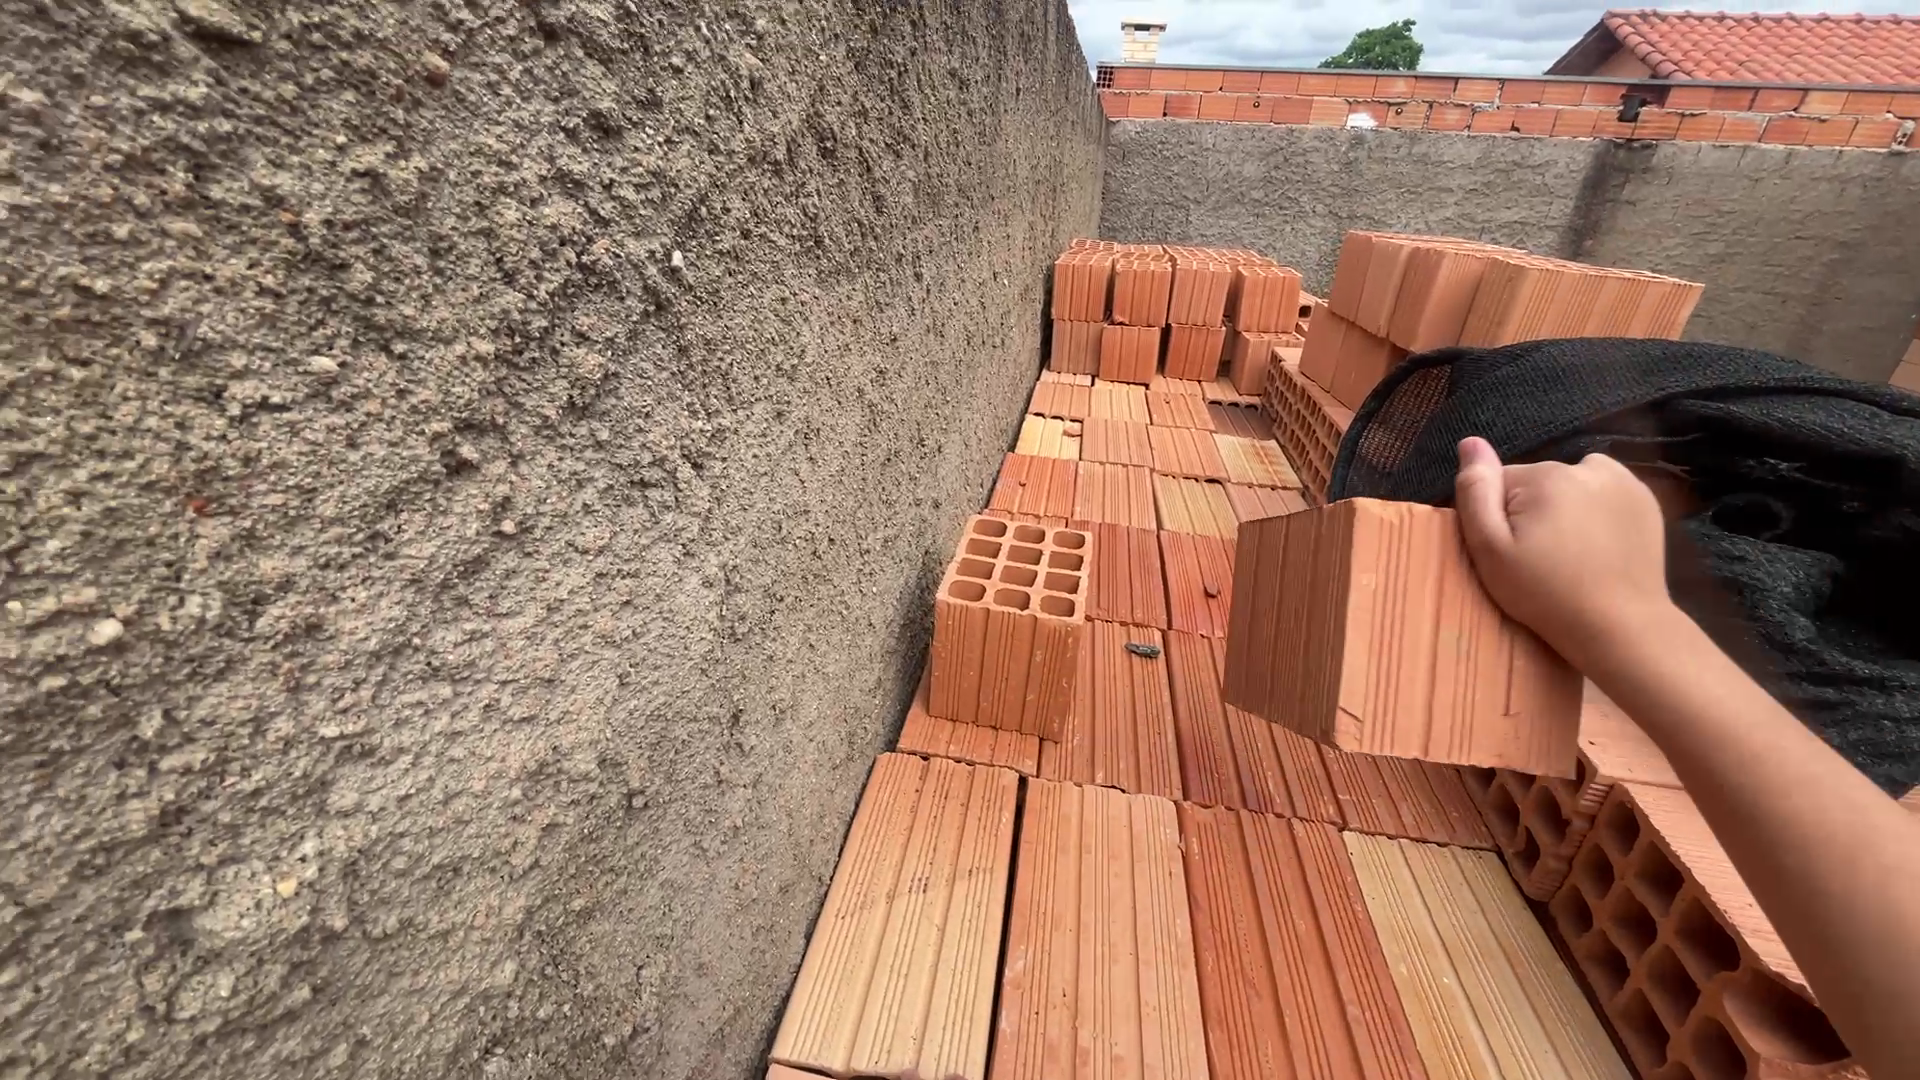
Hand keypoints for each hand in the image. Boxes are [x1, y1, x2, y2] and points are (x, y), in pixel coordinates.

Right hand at [1453, 436, 1673, 666]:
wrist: (1618, 624)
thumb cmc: (1541, 590)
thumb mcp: (1488, 547)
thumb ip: (1475, 491)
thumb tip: (1469, 442)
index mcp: (1544, 476)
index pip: (1498, 481)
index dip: (1495, 515)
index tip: (1507, 549)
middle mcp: (1587, 467)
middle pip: (1534, 481)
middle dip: (1528, 509)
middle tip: (1534, 554)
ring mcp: (1623, 481)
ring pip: (1568, 482)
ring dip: (1561, 504)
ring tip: (1565, 546)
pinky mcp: (1647, 500)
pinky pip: (1602, 490)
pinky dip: (1593, 507)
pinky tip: (1593, 540)